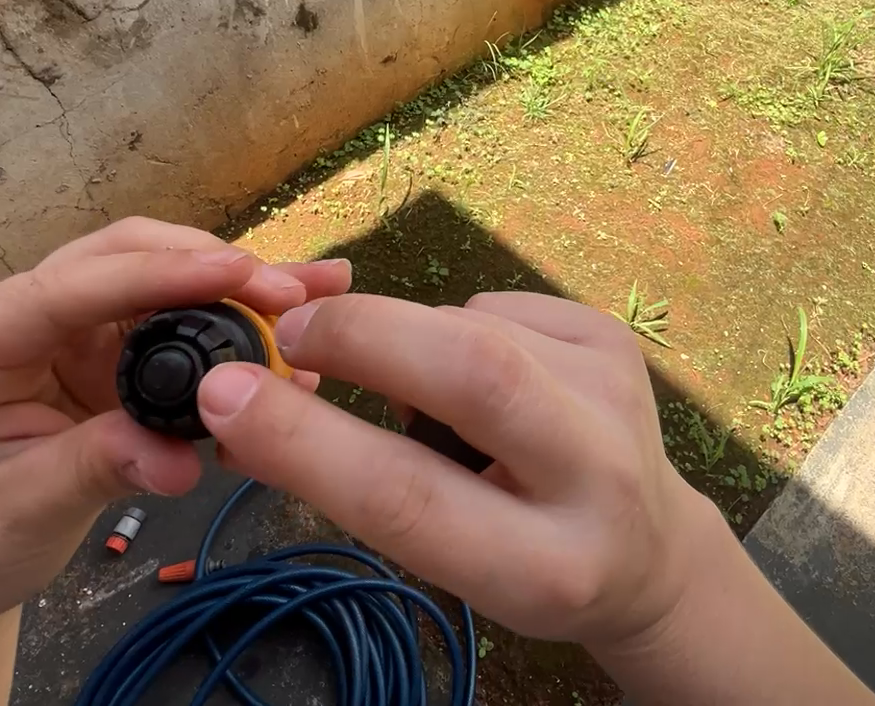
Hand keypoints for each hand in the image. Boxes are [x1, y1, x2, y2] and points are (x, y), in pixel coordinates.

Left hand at [0, 218, 348, 703]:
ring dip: (234, 285)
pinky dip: (229, 326)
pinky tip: (280, 334)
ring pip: (160, 283)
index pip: (69, 287)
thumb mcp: (12, 513)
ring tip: (310, 289)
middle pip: (124, 259)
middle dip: (209, 265)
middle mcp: (24, 323)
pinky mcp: (108, 360)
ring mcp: (71, 338)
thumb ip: (96, 467)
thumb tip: (184, 457)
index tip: (238, 273)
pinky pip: (177, 327)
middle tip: (287, 289)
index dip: (157, 273)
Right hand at [196, 293, 874, 705]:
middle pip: (473, 371)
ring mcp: (617, 388)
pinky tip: (484, 367)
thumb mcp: (455, 559)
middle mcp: (599, 471)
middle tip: (293, 331)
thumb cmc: (528, 560)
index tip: (225, 392)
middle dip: (363, 335)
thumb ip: (374, 486)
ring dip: (412, 339)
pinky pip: (497, 306)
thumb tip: (255, 397)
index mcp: (543, 569)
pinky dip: (458, 327)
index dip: (306, 442)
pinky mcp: (615, 338)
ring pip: (474, 324)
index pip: (407, 498)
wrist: (649, 543)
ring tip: (415, 383)